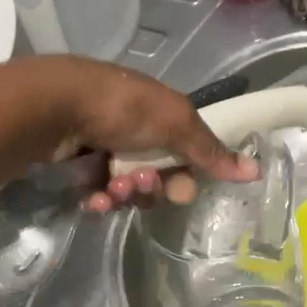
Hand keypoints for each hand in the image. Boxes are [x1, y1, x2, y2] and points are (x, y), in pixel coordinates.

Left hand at [22, 57, 258, 210]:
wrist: (52, 107)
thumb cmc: (119, 108)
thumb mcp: (174, 122)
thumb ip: (209, 150)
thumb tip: (254, 171)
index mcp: (158, 110)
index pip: (185, 148)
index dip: (187, 173)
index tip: (182, 190)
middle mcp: (131, 126)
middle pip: (157, 172)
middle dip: (153, 186)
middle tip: (141, 184)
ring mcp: (101, 144)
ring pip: (127, 185)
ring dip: (126, 194)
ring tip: (111, 188)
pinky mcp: (74, 163)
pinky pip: (98, 191)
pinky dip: (99, 198)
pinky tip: (93, 198)